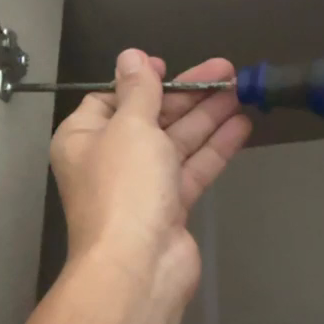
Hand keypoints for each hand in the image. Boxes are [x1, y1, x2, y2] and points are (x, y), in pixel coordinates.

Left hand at [50, 50, 252, 307]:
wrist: (137, 267)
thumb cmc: (123, 188)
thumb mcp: (129, 127)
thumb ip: (138, 90)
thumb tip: (131, 56)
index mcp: (82, 138)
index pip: (110, 99)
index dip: (141, 81)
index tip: (169, 65)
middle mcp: (108, 160)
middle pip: (150, 117)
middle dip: (187, 95)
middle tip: (226, 71)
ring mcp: (140, 185)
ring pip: (176, 142)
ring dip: (207, 116)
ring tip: (241, 90)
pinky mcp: (168, 207)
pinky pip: (192, 168)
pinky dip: (215, 147)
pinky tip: (242, 124)